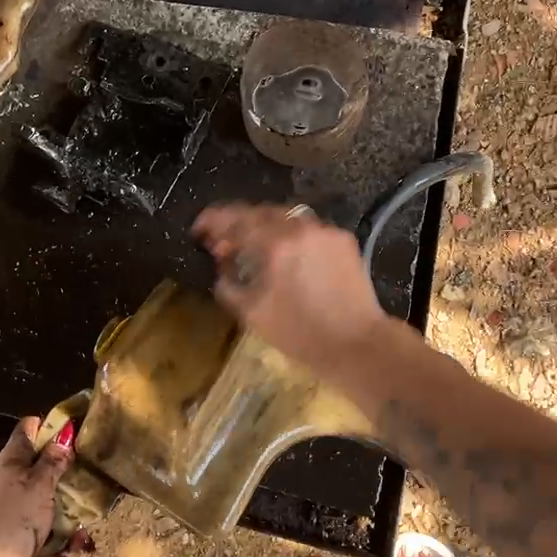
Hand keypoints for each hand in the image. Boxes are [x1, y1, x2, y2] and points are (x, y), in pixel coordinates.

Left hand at [0, 417, 72, 556]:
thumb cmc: (11, 521)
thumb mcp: (38, 486)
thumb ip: (53, 461)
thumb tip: (65, 433)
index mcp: (15, 460)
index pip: (32, 428)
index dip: (54, 426)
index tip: (80, 432)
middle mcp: (15, 480)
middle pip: (48, 467)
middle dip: (72, 481)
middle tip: (94, 488)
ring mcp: (18, 509)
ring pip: (53, 503)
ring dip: (70, 520)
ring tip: (81, 539)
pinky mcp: (21, 536)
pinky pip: (48, 531)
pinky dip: (59, 543)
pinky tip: (65, 556)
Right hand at [193, 203, 392, 368]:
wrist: (358, 344)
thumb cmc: (301, 334)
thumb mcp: (253, 314)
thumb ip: (229, 285)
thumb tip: (221, 268)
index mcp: (276, 244)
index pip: (235, 219)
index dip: (212, 221)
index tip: (198, 229)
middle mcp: (300, 228)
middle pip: (259, 212)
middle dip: (237, 223)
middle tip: (224, 242)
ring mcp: (324, 231)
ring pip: (285, 216)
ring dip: (263, 226)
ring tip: (253, 246)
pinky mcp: (342, 240)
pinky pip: (307, 228)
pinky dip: (289, 235)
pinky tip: (285, 254)